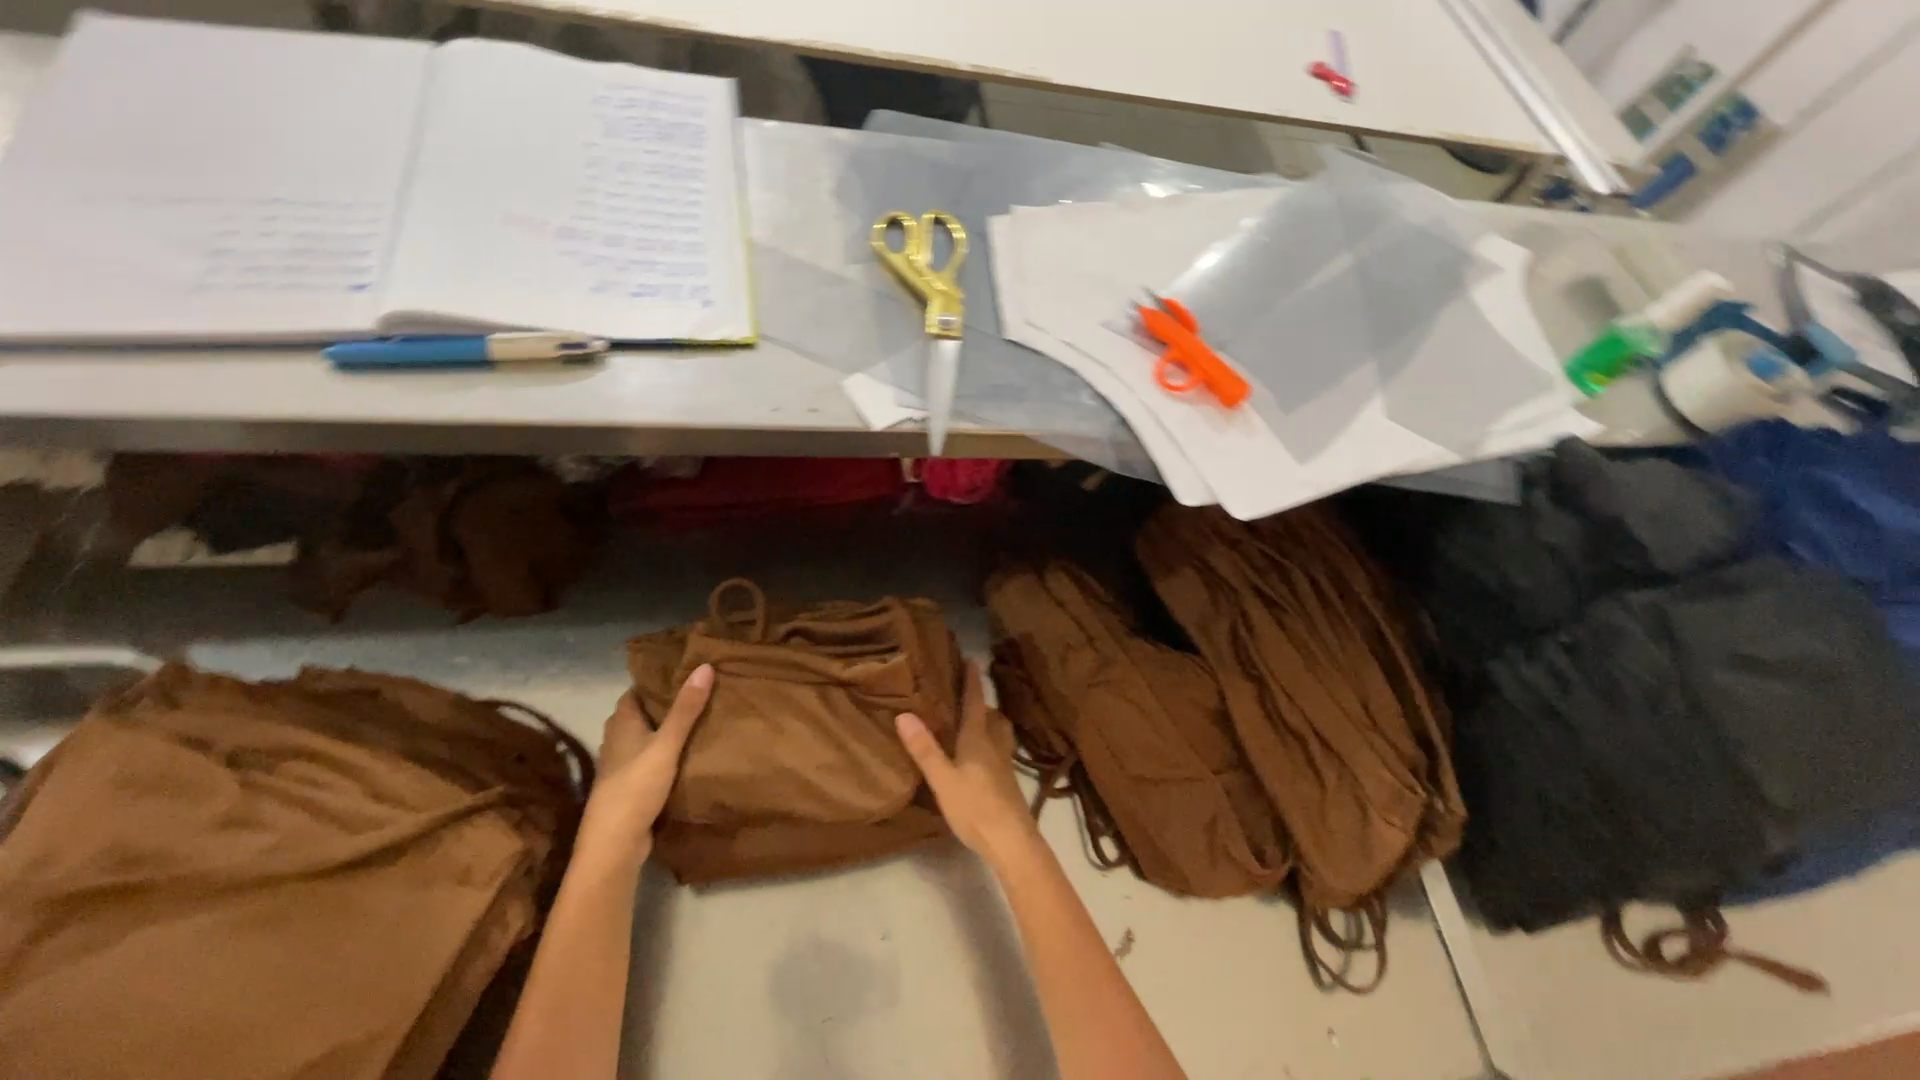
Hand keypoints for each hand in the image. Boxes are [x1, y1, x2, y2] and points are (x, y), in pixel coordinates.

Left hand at [585, 663, 713, 852]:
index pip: (635, 692)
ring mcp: (621, 767)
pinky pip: (648, 762)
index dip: (656, 681)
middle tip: (698, 695)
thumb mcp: (666, 744)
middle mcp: (616, 741)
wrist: (615, 842)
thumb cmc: (636, 786)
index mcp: (620, 724)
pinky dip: (664, 756)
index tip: (684, 672)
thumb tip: (705, 666)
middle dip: (663, 706)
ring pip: (644, 740)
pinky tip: (686, 757)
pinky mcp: (630, 788)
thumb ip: (685, 709)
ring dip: (664, 732)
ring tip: (697, 722)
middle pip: (640, 715)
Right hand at [896, 661, 1042, 869]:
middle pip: (990, 716)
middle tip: (965, 692)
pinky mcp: (1007, 782)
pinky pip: (999, 749)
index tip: (971, 659)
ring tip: (976, 720)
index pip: (974, 703)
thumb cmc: (975, 808)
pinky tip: (982, 756)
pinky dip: (991, 741)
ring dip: (989, 721)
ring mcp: (1004, 765)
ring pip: (999, 733)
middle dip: (980, 702)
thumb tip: (904, 714)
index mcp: (978, 740)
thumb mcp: (943, 780)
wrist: (1012, 841)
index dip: (972, 682)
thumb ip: (925, 749)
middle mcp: (994, 746)